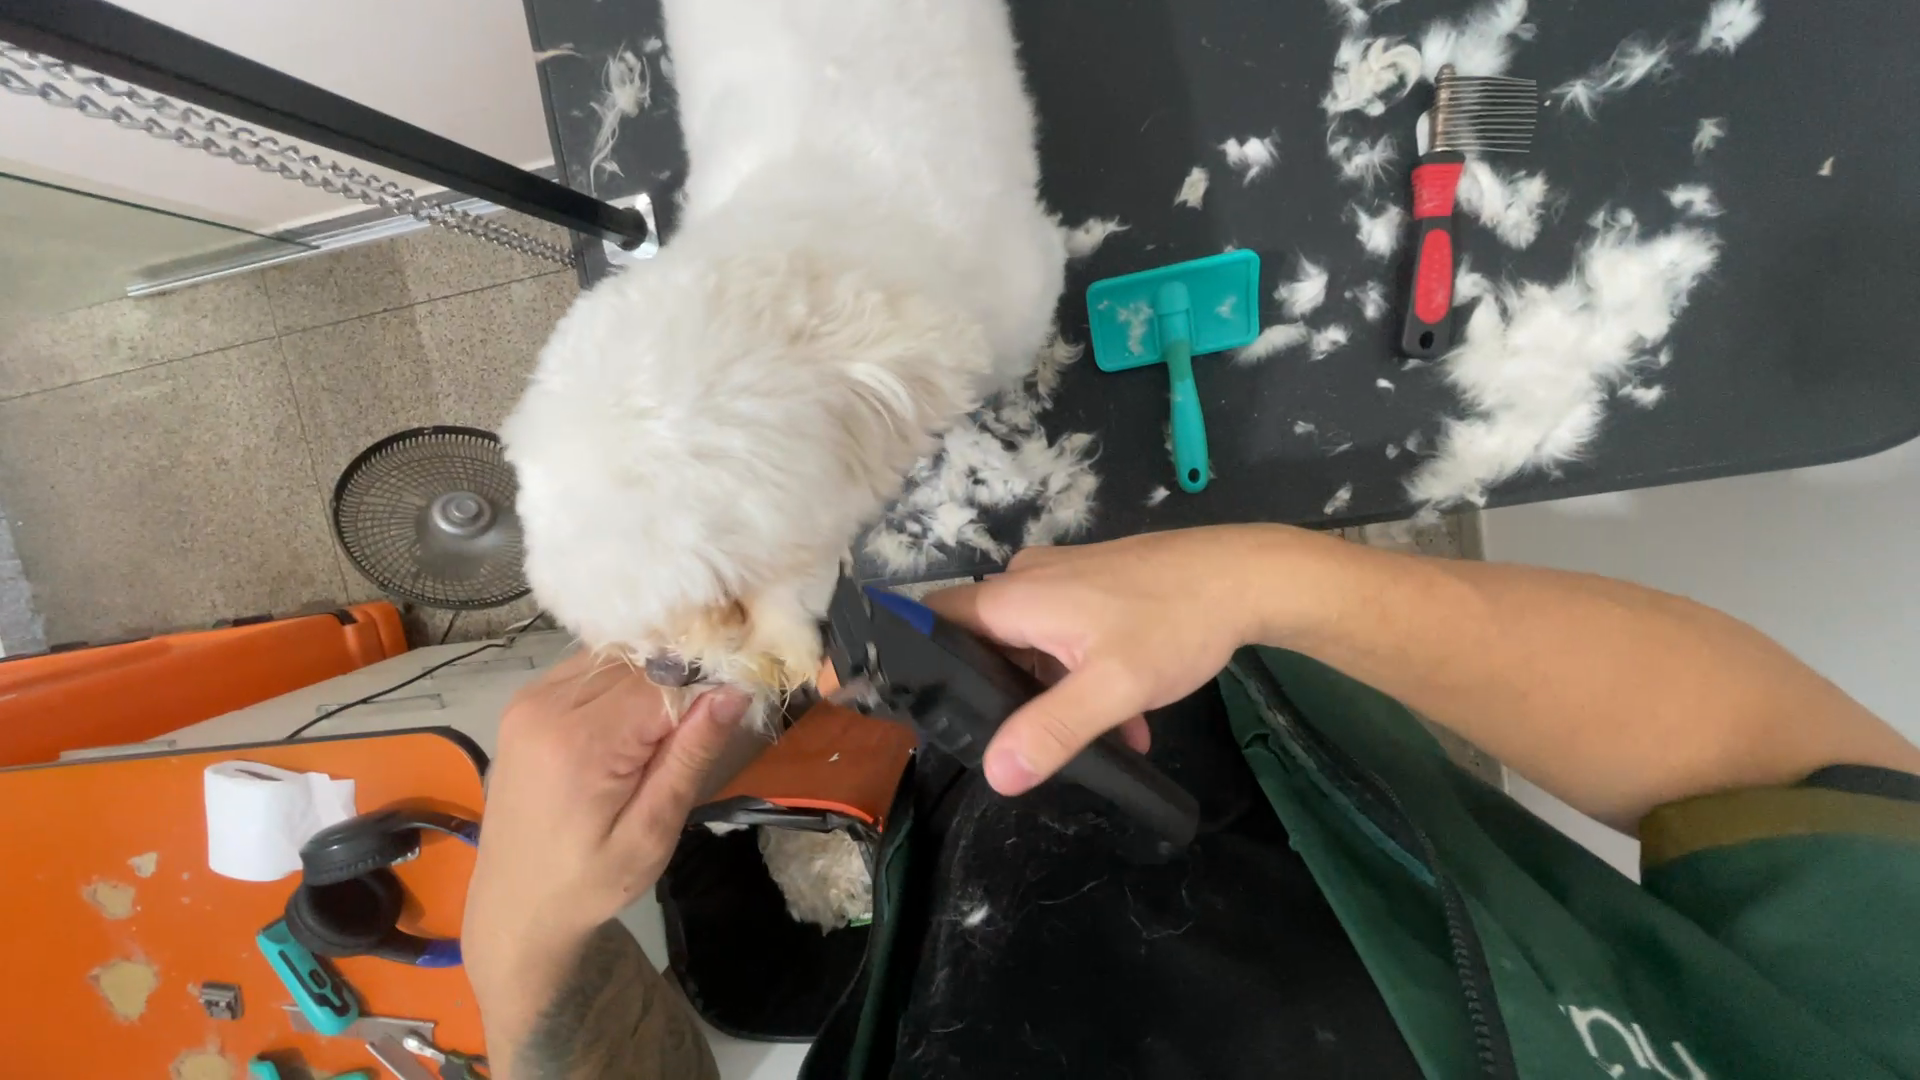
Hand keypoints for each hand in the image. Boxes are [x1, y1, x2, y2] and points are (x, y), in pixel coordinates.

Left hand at [463, 651, 748, 1047]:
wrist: (514, 907)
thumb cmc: (589, 881)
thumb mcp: (653, 830)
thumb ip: (692, 753)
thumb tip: (735, 688)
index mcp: (580, 741)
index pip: (664, 677)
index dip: (706, 681)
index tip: (734, 701)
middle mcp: (548, 705)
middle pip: (641, 660)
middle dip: (682, 677)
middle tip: (706, 720)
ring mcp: (532, 698)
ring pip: (620, 656)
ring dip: (654, 676)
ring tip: (671, 725)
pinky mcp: (528, 701)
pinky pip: (594, 667)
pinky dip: (626, 680)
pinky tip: (637, 719)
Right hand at [925, 526, 1275, 794]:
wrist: (1244, 576)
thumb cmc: (1173, 622)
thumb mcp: (1114, 687)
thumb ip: (1053, 730)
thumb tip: (997, 774)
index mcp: (1015, 597)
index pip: (934, 619)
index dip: (916, 660)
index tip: (919, 707)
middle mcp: (1027, 581)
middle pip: (982, 642)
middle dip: (997, 695)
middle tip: (1012, 745)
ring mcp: (1061, 582)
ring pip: (1030, 647)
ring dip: (1052, 695)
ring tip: (1094, 744)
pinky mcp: (1091, 589)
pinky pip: (1063, 638)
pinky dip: (1081, 678)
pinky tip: (1126, 724)